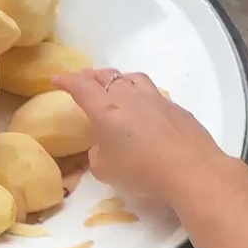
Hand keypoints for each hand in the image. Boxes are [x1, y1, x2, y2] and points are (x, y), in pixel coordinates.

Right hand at [52, 68, 229, 200]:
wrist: (191, 170)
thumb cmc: (140, 171)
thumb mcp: (104, 169)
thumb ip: (97, 152)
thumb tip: (103, 144)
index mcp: (105, 110)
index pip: (81, 87)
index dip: (67, 80)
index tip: (57, 79)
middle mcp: (128, 97)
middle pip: (106, 76)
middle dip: (90, 76)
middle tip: (82, 80)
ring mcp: (155, 99)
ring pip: (131, 78)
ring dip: (117, 79)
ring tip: (113, 86)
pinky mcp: (175, 108)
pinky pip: (152, 92)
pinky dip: (140, 93)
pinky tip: (142, 108)